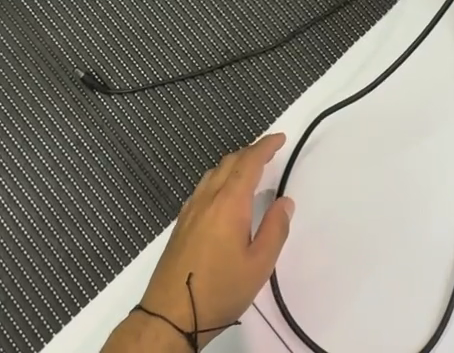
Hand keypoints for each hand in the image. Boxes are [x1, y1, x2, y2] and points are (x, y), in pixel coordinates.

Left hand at [131, 134, 293, 348]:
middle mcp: (208, 198)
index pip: (250, 162)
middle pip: (230, 161)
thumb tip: (285, 202)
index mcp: (230, 203)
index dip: (266, 146)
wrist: (169, 315)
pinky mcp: (181, 223)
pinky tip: (223, 195)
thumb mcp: (259, 265)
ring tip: (250, 171)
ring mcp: (190, 210)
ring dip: (234, 164)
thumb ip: (276, 229)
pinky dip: (219, 178)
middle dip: (251, 151)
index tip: (280, 139)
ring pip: (214, 172)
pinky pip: (203, 187)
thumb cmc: (219, 290)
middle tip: (270, 152)